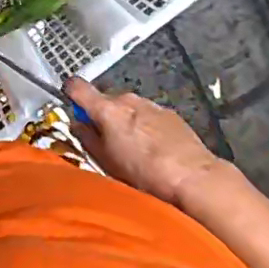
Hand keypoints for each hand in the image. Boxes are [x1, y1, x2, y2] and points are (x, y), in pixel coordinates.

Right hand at [67, 77, 233, 208]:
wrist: (197, 181)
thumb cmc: (146, 174)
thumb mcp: (106, 161)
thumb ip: (87, 138)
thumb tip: (77, 125)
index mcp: (105, 108)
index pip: (76, 86)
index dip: (71, 94)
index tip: (74, 109)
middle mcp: (126, 100)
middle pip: (105, 100)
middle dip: (104, 116)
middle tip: (109, 141)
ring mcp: (151, 106)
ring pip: (129, 108)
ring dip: (127, 122)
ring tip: (137, 150)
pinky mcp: (172, 115)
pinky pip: (151, 116)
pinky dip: (148, 128)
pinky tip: (157, 151)